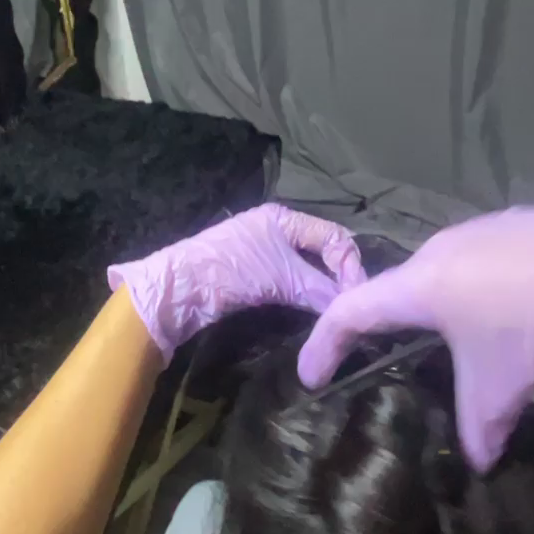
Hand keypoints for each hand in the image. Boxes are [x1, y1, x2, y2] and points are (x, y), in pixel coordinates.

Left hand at [112, 203, 367, 362]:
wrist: (177, 290)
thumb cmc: (231, 271)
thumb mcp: (282, 278)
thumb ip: (320, 290)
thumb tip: (352, 309)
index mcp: (285, 218)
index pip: (335, 237)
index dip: (349, 266)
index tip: (356, 298)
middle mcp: (276, 229)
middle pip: (321, 253)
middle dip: (337, 278)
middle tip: (351, 310)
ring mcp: (262, 253)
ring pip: (305, 271)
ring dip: (320, 291)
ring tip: (335, 315)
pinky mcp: (251, 277)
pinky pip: (288, 284)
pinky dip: (301, 297)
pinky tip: (311, 314)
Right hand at [298, 175, 533, 469]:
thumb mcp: (507, 383)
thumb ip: (477, 424)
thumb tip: (477, 464)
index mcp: (420, 284)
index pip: (348, 312)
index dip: (322, 346)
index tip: (311, 377)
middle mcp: (440, 247)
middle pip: (396, 291)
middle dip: (388, 329)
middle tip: (396, 364)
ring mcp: (485, 228)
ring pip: (442, 273)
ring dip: (441, 309)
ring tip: (471, 344)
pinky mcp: (526, 222)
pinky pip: (483, 260)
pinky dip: (481, 289)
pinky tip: (521, 311)